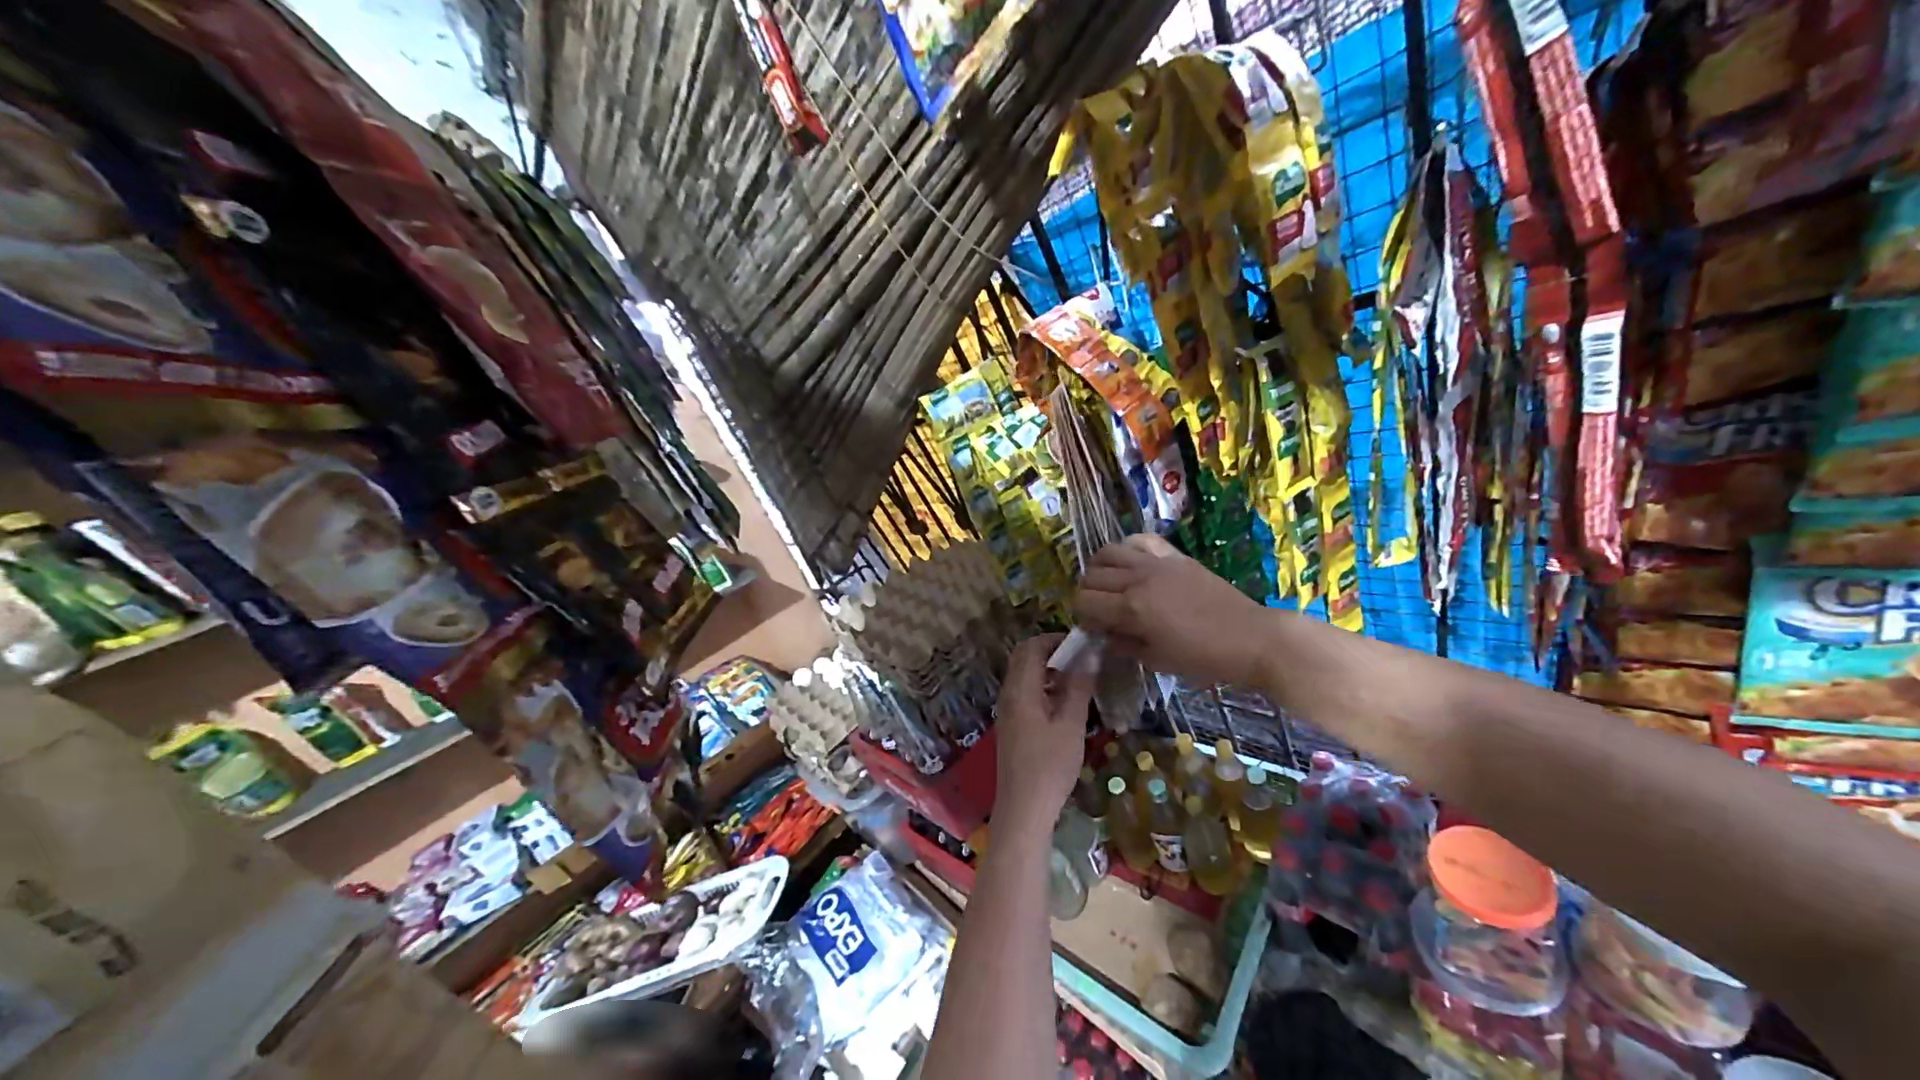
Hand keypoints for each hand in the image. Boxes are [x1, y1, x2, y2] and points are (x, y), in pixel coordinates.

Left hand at [993, 634, 1094, 830]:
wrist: (1024, 808)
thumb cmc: (1050, 766)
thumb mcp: (1070, 725)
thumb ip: (1078, 687)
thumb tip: (1089, 655)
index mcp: (1019, 690)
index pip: (1031, 647)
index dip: (1055, 639)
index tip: (1082, 642)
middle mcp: (1008, 695)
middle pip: (1023, 659)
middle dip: (1051, 651)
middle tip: (1081, 656)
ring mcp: (1007, 712)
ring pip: (1024, 676)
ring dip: (1048, 670)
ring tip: (1078, 677)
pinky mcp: (1011, 727)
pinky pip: (1025, 694)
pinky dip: (1043, 687)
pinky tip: (1065, 702)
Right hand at [1073, 534, 1275, 689]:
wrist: (1252, 638)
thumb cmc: (1204, 659)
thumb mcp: (1157, 661)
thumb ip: (1124, 645)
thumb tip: (1105, 635)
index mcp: (1131, 609)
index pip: (1084, 601)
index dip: (1083, 616)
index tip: (1095, 628)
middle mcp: (1138, 579)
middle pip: (1092, 576)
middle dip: (1089, 594)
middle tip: (1102, 611)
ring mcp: (1157, 563)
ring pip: (1109, 552)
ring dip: (1102, 569)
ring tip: (1112, 586)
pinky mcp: (1175, 556)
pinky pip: (1141, 540)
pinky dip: (1128, 548)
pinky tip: (1133, 565)